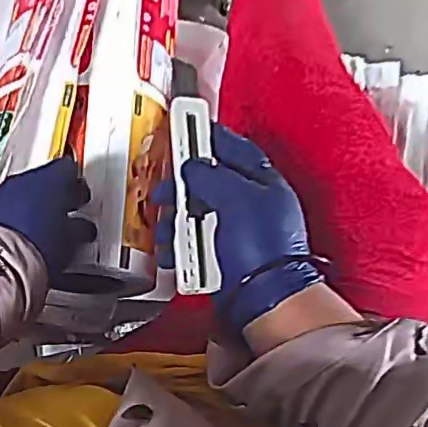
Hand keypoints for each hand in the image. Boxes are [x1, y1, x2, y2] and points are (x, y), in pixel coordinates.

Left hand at [0, 157, 95, 276]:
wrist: (1, 263)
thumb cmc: (37, 247)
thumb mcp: (70, 239)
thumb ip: (79, 227)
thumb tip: (82, 229)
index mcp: (50, 180)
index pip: (68, 169)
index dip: (76, 185)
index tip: (79, 197)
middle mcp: (24, 180)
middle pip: (43, 179)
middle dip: (54, 195)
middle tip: (63, 213)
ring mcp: (2, 194)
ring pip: (22, 192)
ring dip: (32, 206)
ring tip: (41, 228)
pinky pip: (4, 206)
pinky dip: (14, 216)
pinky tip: (21, 234)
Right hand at [154, 124, 322, 335]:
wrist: (263, 298)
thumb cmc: (263, 249)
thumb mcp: (238, 199)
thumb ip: (212, 176)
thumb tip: (193, 165)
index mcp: (262, 183)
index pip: (233, 148)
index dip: (208, 137)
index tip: (187, 127)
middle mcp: (249, 206)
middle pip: (207, 183)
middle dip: (181, 187)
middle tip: (164, 190)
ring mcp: (234, 232)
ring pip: (195, 215)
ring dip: (175, 221)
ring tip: (166, 230)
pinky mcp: (220, 257)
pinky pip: (192, 243)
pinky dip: (178, 246)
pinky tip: (171, 251)